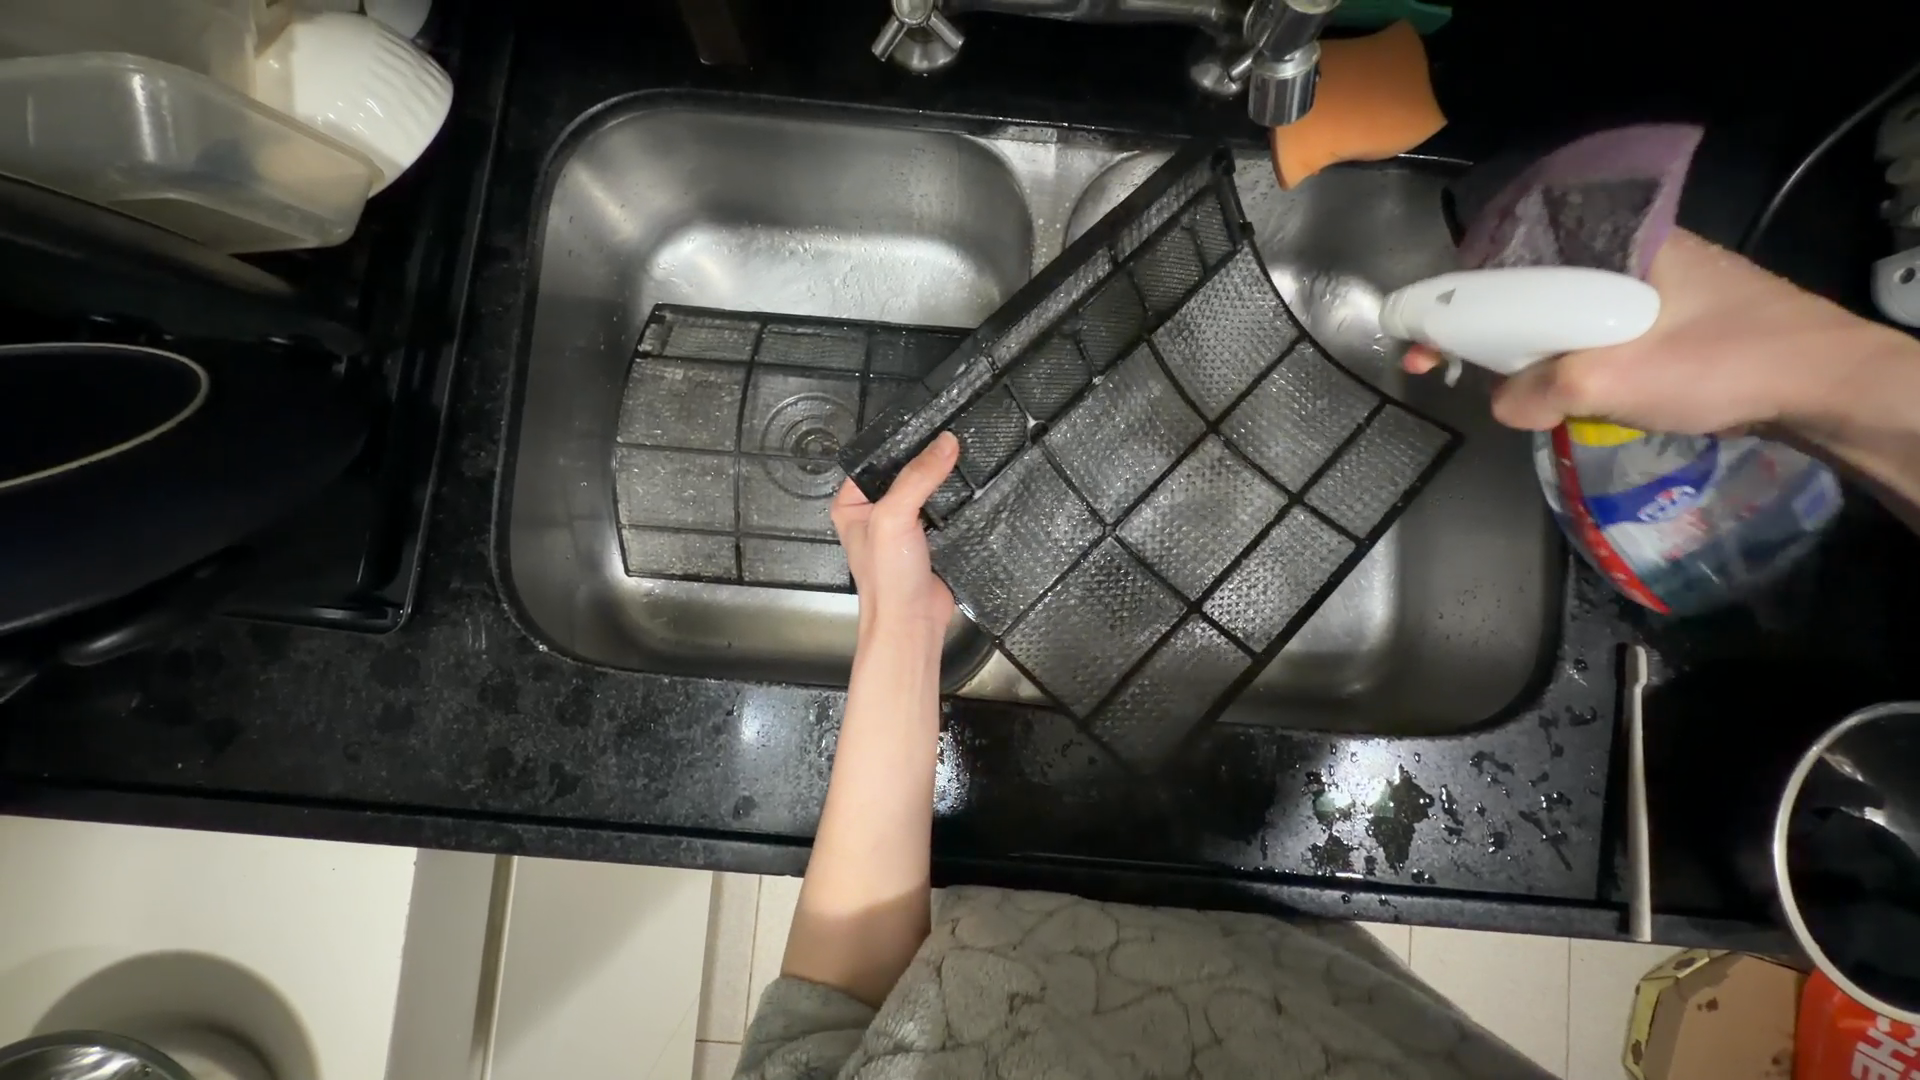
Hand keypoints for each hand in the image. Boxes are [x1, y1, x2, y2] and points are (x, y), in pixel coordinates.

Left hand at [831, 432, 958, 630]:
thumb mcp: (893, 517)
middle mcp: (875, 514)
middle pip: (905, 474)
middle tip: (954, 440)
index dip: (903, 444)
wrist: (912, 624)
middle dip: (928, 461)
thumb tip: (944, 443)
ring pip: (927, 492)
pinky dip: (958, 503)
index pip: (877, 460)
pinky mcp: (930, 541)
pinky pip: (945, 511)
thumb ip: (917, 477)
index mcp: (851, 504)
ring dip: (945, 482)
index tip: (931, 427)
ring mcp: (903, 528)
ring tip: (966, 458)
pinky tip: (972, 490)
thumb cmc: (887, 581)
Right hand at [1402, 229, 1904, 437]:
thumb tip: (1499, 404)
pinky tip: (1543, 391)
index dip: (1454, 294)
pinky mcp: (1657, 323)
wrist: (1829, 386)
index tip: (1422, 331)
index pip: (1510, 254)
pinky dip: (1550, 362)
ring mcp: (1643, 290)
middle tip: (1435, 364)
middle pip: (1523, 286)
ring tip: (1487, 385)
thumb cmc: (1722, 362)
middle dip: (1474, 326)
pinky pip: (1580, 336)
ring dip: (1512, 350)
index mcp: (1614, 245)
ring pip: (1551, 315)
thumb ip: (1534, 392)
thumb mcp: (1608, 381)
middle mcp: (1624, 258)